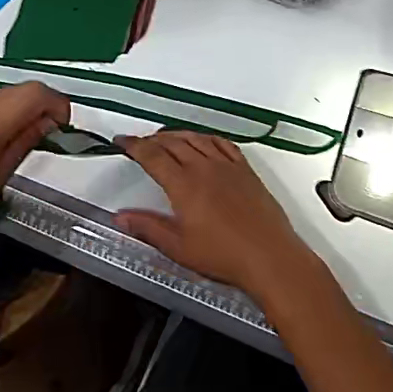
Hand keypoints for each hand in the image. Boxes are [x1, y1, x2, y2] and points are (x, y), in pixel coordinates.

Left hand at [0, 82, 69, 257]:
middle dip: (43, 107)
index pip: (36, 93)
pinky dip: (5, 115)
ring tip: (25, 142)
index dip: (57, 105)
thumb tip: (47, 124)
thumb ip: (22, 145)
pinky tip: (0, 142)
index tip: (62, 129)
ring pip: (6, 95)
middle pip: (22, 90)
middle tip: (49, 136)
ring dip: (23, 111)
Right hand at [114, 131, 326, 301]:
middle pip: (174, 142)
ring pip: (197, 139)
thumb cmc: (226, 255)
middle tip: (141, 143)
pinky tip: (205, 140)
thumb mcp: (178, 247)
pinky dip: (208, 138)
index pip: (152, 155)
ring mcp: (228, 167)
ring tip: (167, 137)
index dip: (134, 145)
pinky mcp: (246, 171)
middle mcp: (205, 169)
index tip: (123, 141)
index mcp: (184, 185)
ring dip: (178, 134)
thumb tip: (123, 218)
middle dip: (153, 139)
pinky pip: (224, 144)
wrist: (269, 257)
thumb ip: (148, 228)